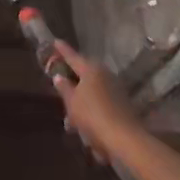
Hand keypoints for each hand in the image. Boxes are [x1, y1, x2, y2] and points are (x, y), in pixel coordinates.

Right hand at [47, 40, 141, 161]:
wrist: (124, 138)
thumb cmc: (92, 115)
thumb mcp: (71, 102)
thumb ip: (64, 87)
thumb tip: (59, 76)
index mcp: (90, 69)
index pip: (72, 56)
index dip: (62, 49)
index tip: (55, 41)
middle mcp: (104, 73)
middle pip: (84, 73)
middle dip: (72, 80)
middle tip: (61, 85)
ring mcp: (115, 87)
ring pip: (92, 89)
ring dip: (82, 99)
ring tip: (72, 118)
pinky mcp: (122, 102)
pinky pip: (101, 101)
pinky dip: (92, 109)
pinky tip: (87, 125)